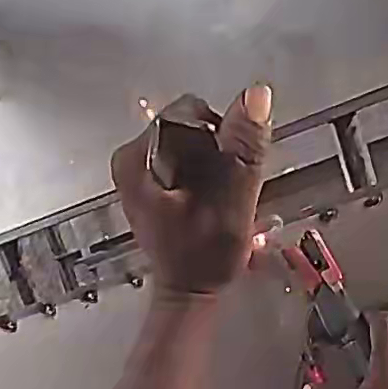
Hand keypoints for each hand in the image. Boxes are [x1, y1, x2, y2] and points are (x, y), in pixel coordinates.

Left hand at [110, 85, 272, 295]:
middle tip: (227, 193)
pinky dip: (207, 175)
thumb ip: (244, 151)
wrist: (189, 294)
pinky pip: (187, 159)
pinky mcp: (150, 183)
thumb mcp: (232, 204)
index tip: (232, 175)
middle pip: (189, 126)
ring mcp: (138, 170)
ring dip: (216, 165)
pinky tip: (212, 202)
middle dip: (218, 153)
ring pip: (191, 142)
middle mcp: (130, 157)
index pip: (189, 114)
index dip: (223, 138)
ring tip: (221, 202)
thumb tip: (257, 94)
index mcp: (137, 158)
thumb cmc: (205, 258)